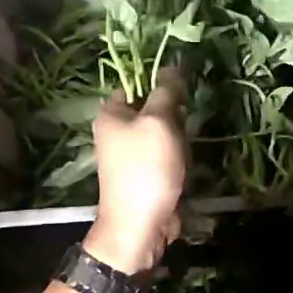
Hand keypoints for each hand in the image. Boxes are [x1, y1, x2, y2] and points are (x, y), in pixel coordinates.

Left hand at [86, 68, 186, 274]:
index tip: (180, 94)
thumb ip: (165, 91)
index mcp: (110, 113)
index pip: (135, 83)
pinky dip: (177, 160)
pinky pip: (166, 154)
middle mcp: (116, 130)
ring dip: (179, 142)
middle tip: (179, 133)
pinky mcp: (145, 171)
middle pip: (153, 108)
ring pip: (165, 132)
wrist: (140, 226)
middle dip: (174, 119)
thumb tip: (170, 66)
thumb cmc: (146, 168)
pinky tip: (181, 171)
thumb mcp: (158, 122)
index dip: (159, 85)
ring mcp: (130, 153)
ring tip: (181, 157)